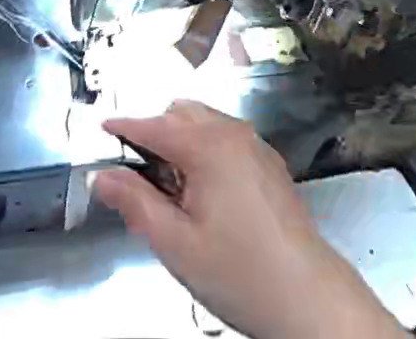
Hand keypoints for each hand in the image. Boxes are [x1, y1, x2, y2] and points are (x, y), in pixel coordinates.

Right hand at [95, 101, 406, 338]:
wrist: (313, 303)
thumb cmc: (241, 273)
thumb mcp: (176, 244)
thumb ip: (135, 203)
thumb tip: (102, 176)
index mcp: (207, 146)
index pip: (153, 124)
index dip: (123, 126)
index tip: (102, 129)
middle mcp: (232, 133)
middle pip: (178, 114)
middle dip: (153, 133)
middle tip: (139, 177)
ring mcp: (254, 145)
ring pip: (203, 121)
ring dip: (179, 138)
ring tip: (172, 188)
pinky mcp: (269, 163)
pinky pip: (224, 136)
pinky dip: (203, 147)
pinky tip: (203, 191)